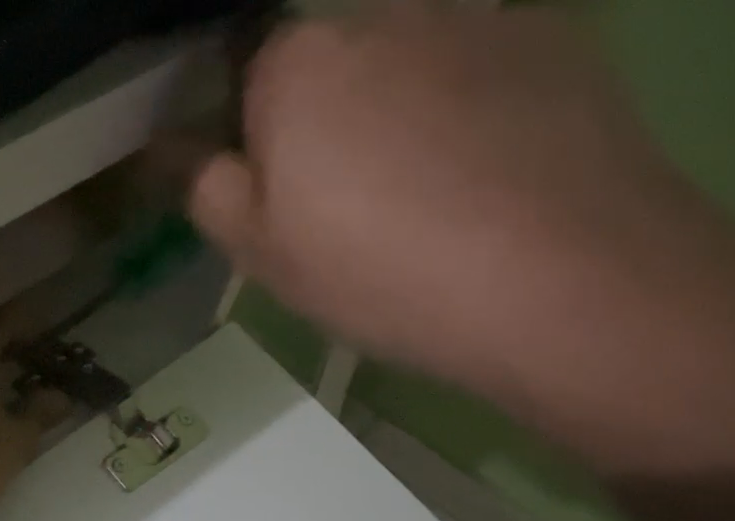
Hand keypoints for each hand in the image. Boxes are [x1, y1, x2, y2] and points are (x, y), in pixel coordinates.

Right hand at [186, 3, 703, 390]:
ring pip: (410, 58)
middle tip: (348, 200)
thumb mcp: (261, 252)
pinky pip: (483, 63)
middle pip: (330, 56)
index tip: (269, 184)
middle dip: (326, 112)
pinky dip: (473, 102)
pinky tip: (492, 170)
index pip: (244, 65)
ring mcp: (478, 15)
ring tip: (429, 189)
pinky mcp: (558, 35)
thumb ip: (204, 186)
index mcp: (296, 62)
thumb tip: (170, 146)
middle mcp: (382, 12)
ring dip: (401, 105)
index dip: (249, 125)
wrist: (565, 280)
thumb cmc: (380, 271)